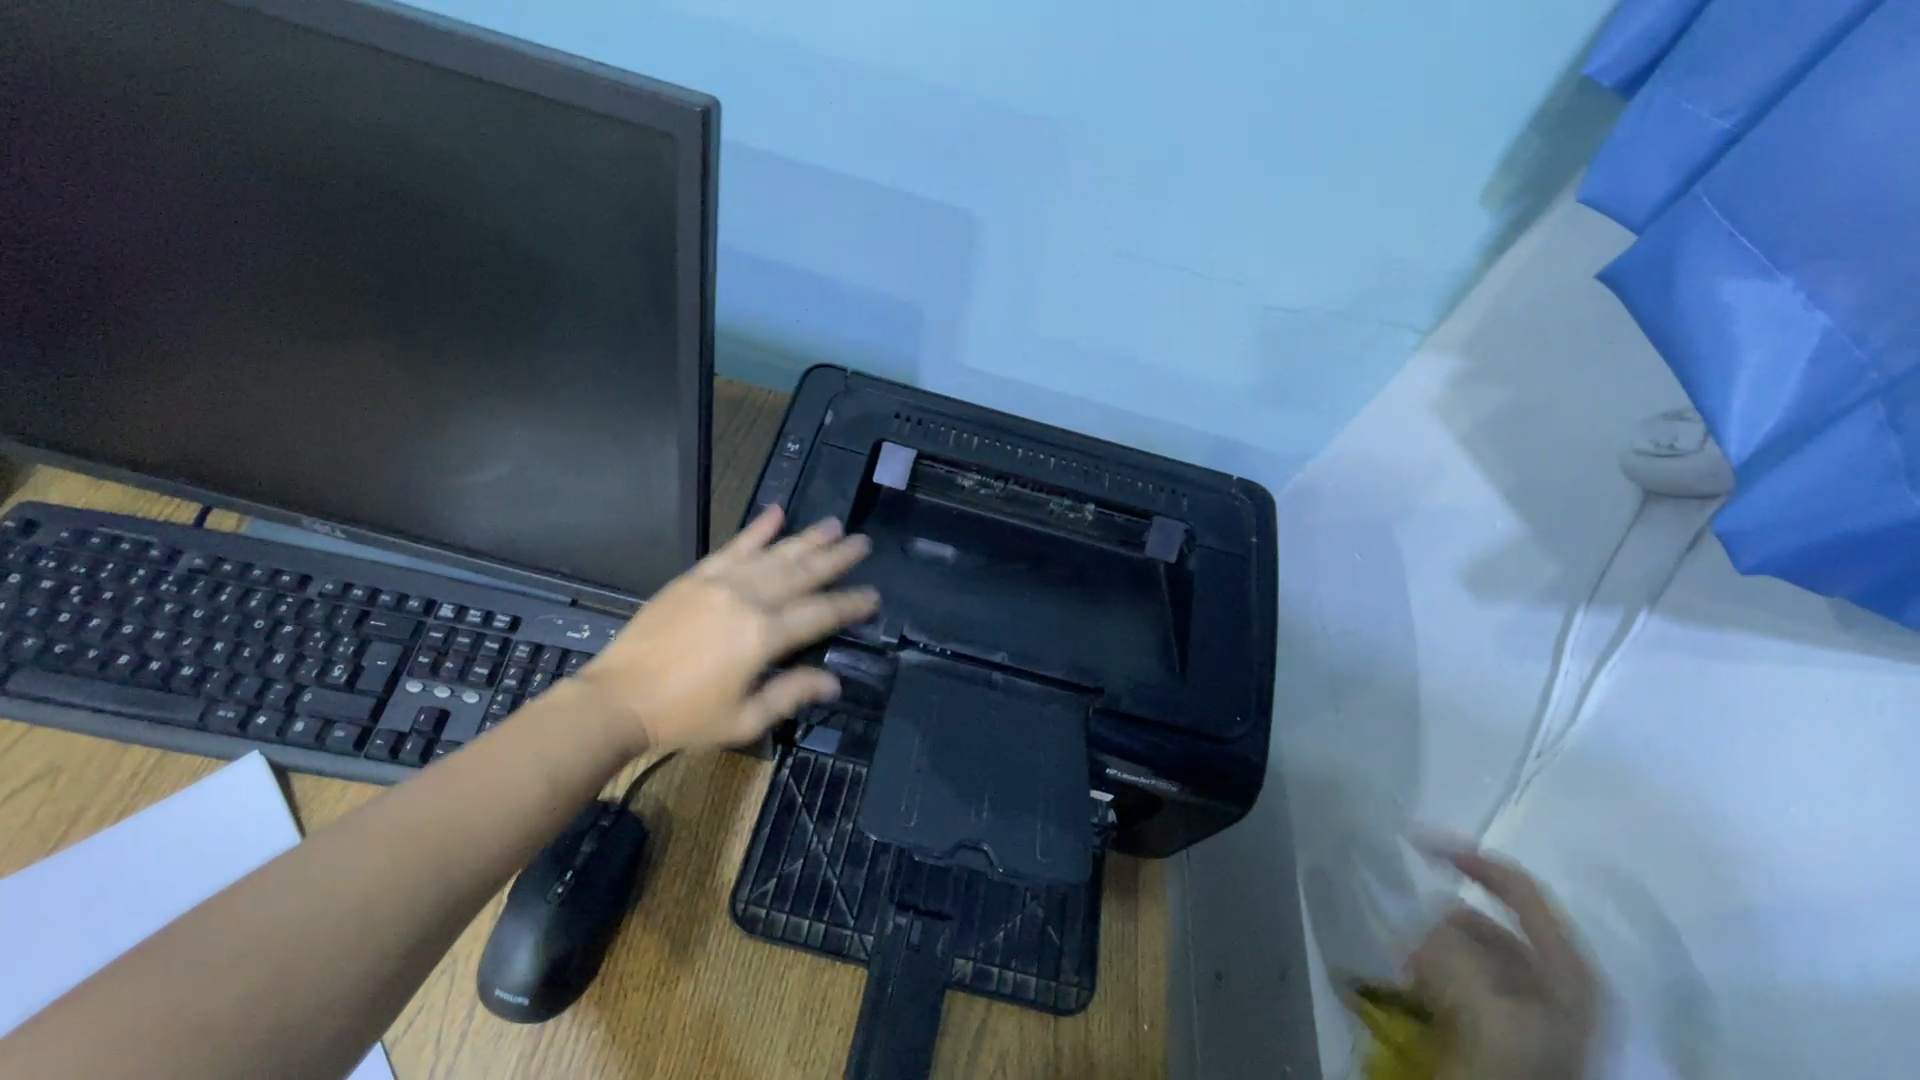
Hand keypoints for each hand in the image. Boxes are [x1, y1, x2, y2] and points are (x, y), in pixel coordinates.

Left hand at [573, 506, 878, 753]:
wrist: (619, 698)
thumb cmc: (685, 717)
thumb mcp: (744, 719)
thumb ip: (791, 694)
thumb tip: (833, 682)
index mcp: (762, 637)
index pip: (819, 614)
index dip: (849, 604)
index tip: (873, 596)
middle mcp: (746, 600)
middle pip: (801, 573)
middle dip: (835, 558)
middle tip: (862, 543)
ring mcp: (719, 584)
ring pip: (772, 555)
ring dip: (805, 539)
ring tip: (832, 525)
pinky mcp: (694, 577)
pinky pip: (732, 547)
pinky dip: (755, 530)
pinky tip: (775, 514)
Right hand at [1410, 849, 1599, 1079]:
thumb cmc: (1511, 1073)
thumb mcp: (1483, 1011)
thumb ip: (1453, 953)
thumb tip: (1430, 928)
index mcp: (1570, 971)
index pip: (1521, 889)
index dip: (1470, 858)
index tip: (1415, 843)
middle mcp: (1561, 985)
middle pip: (1489, 925)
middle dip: (1439, 925)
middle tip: (1404, 942)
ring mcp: (1539, 1014)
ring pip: (1474, 957)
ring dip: (1434, 956)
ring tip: (1406, 974)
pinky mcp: (1515, 1036)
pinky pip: (1468, 988)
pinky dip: (1439, 981)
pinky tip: (1416, 995)